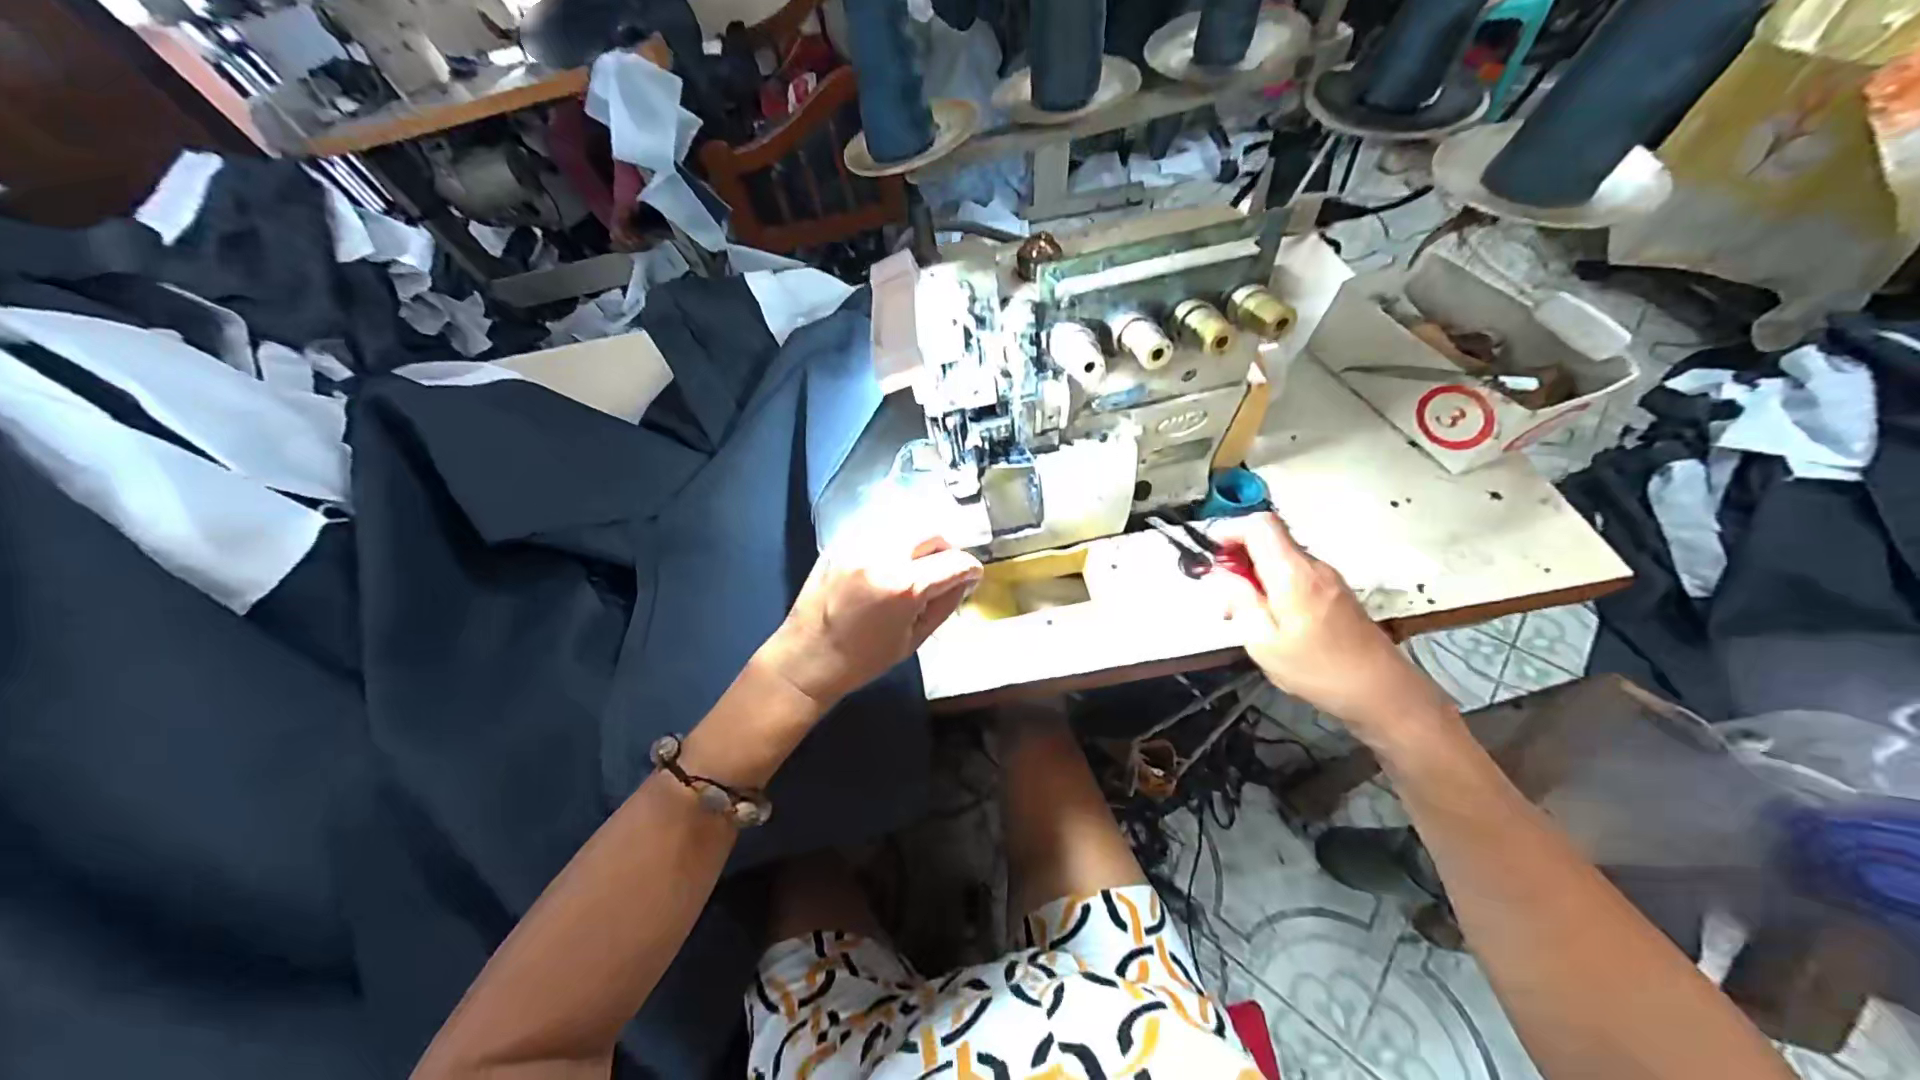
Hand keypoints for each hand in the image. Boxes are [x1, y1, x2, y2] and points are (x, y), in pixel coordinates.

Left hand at [758, 526, 983, 708]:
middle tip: (942, 573)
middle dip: (945, 551)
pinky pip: (880, 531)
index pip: (955, 561)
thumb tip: (964, 580)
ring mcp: (858, 545)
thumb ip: (945, 603)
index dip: (970, 570)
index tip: (971, 578)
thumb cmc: (863, 659)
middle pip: (932, 532)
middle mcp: (882, 556)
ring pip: (906, 526)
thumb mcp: (915, 638)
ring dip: (919, 545)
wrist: (806, 658)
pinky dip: (893, 543)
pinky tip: (888, 566)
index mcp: (904, 586)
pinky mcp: (840, 543)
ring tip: (914, 570)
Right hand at [1208, 513, 1454, 737]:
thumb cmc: (1318, 670)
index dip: (1228, 530)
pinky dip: (1273, 583)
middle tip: (1221, 592)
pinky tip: (1268, 616)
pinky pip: (1295, 573)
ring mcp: (1327, 577)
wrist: (1382, 691)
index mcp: (1293, 573)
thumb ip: (1239, 602)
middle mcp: (1313, 565)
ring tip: (1241, 611)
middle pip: (1268, 538)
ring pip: (1280, 557)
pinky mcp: (1335, 591)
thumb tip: (1222, 575)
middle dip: (1237, 556)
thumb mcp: (1263, 643)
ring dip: (1254, 573)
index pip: (1259, 524)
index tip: (1209, 554)